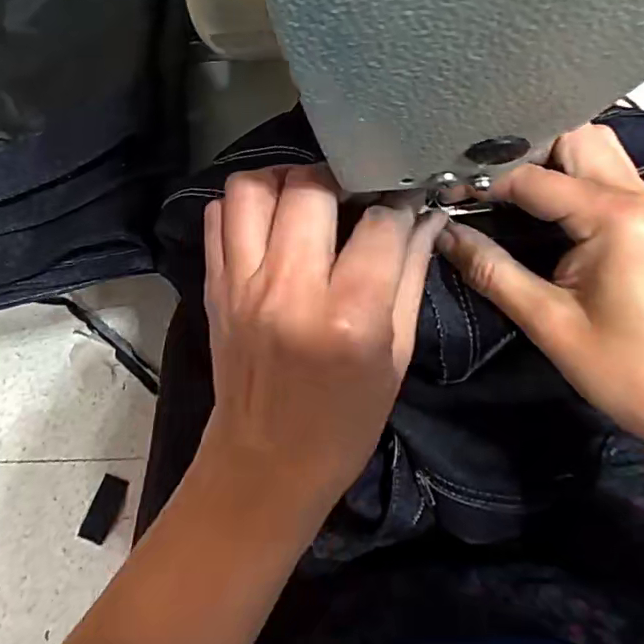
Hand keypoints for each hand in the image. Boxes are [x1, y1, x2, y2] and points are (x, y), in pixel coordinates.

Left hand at [197, 165, 446, 517]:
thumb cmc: (346, 420)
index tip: (407, 202)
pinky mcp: (214, 287)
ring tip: (310, 196)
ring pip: (252, 188)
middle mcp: (289, 290)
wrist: (265, 466)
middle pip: (311, 187)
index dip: (401, 205)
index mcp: (348, 316)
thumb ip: (413, 273)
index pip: (381, 223)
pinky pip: (218, 215)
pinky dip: (247, 205)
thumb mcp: (398, 354)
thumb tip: (429, 215)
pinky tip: (273, 220)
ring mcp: (242, 285)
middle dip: (343, 178)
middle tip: (357, 192)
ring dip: (286, 179)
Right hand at [435, 125, 643, 461]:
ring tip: (510, 187)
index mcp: (615, 217)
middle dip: (524, 148)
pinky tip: (545, 204)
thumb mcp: (549, 323)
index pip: (534, 178)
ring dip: (551, 156)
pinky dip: (573, 174)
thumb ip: (492, 271)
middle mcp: (639, 196)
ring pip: (596, 147)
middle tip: (483, 179)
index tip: (449, 190)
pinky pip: (609, 172)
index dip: (485, 181)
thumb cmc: (629, 372)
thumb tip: (445, 235)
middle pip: (575, 136)